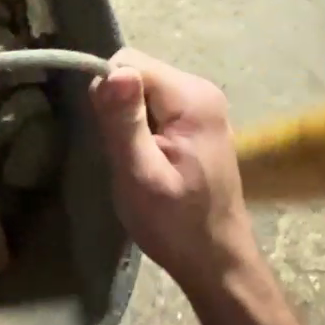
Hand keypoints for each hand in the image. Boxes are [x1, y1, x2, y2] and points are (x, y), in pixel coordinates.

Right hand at [89, 48, 255, 281]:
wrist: (215, 263)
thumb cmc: (176, 225)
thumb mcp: (140, 176)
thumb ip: (124, 121)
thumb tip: (112, 72)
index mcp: (193, 98)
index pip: (129, 62)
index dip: (108, 93)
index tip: (110, 135)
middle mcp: (201, 91)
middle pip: (137, 71)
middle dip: (118, 107)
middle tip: (124, 153)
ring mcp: (202, 105)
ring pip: (141, 88)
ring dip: (127, 119)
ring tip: (136, 159)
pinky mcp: (196, 120)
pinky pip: (152, 104)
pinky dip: (139, 126)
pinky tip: (148, 158)